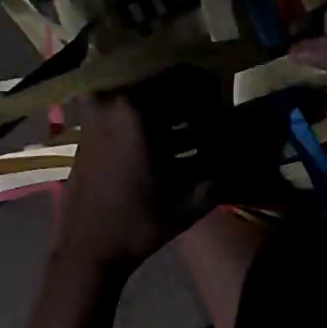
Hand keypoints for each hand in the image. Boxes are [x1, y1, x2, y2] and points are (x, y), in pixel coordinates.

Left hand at [55, 90, 212, 270]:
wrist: (89, 247)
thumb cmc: (141, 223)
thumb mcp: (193, 199)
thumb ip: (220, 168)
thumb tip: (238, 144)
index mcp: (140, 110)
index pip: (187, 80)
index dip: (211, 86)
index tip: (225, 97)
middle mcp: (115, 100)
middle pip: (162, 79)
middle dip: (189, 91)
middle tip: (210, 107)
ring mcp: (96, 110)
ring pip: (142, 90)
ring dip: (167, 102)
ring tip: (192, 122)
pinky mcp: (88, 125)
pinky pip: (125, 105)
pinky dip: (146, 113)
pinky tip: (166, 135)